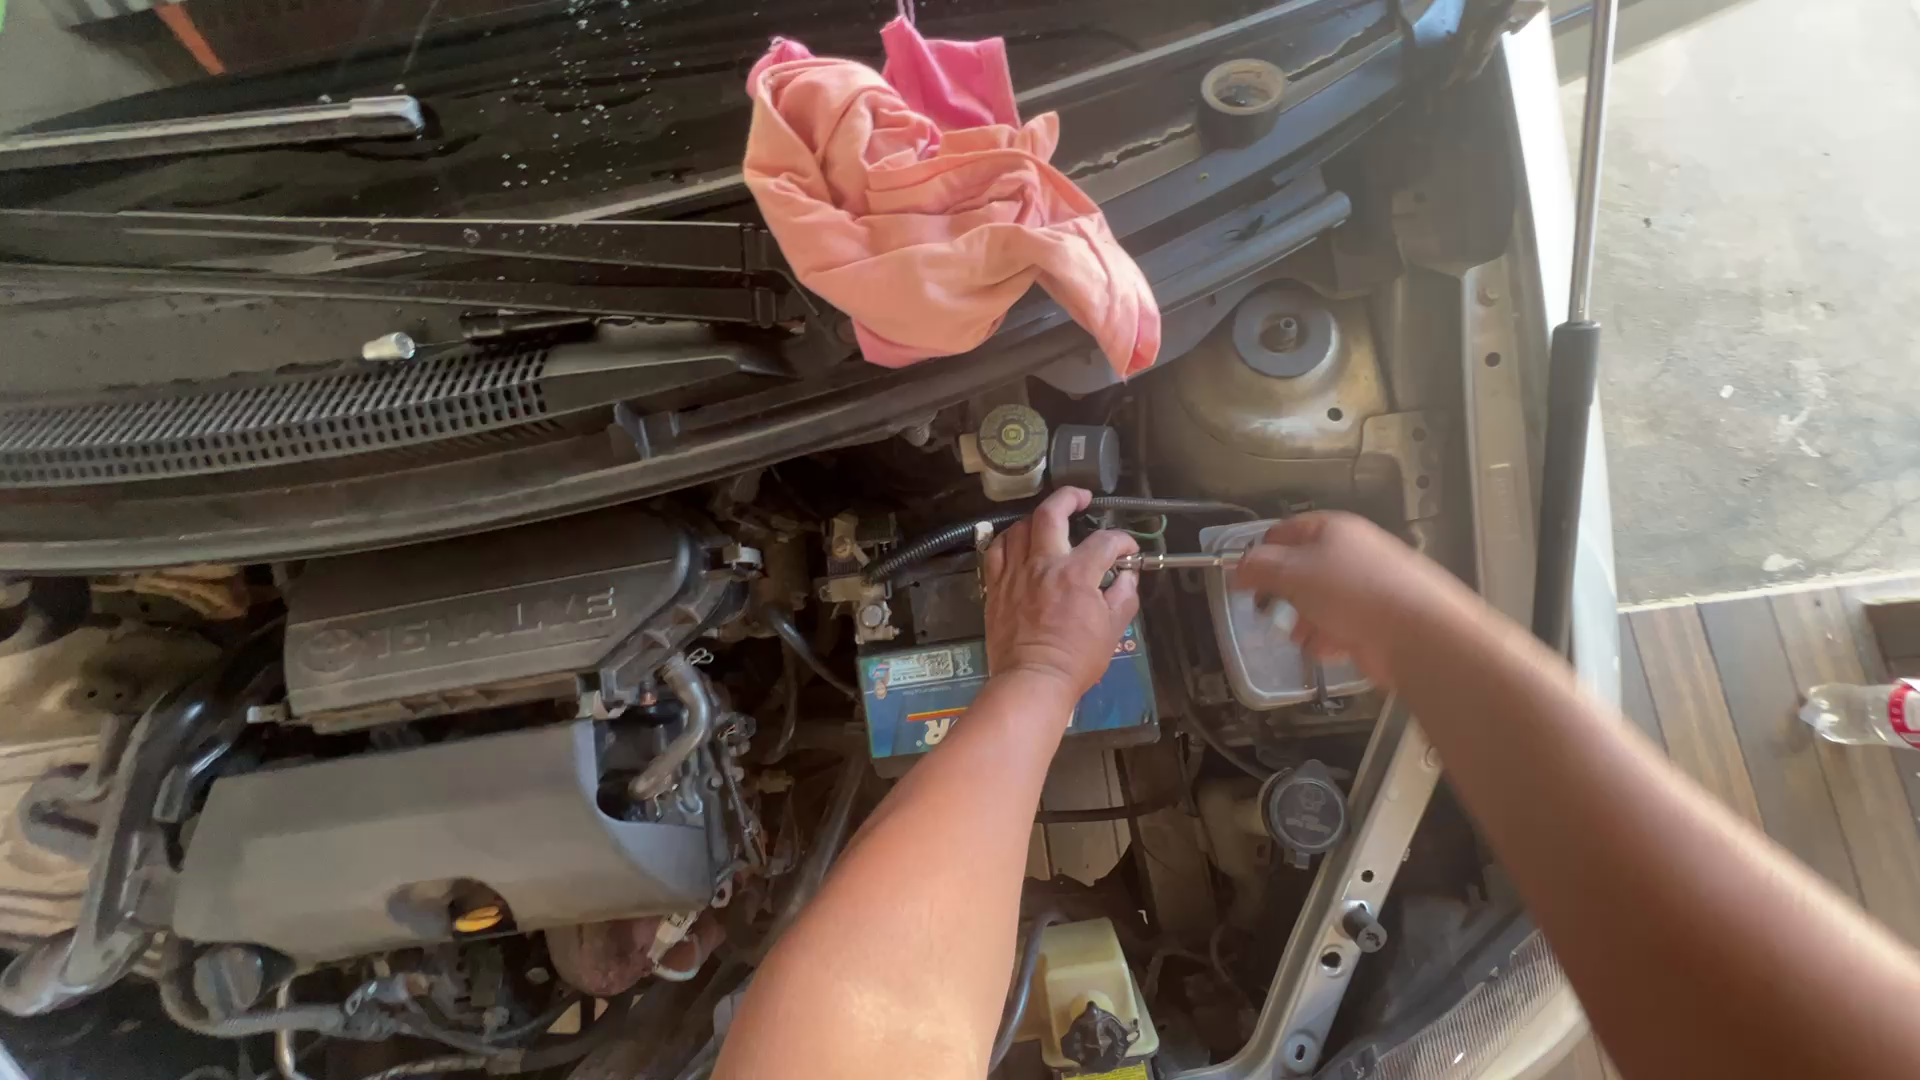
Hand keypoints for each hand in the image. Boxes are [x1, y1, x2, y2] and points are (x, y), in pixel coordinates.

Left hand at [982, 488, 1139, 698]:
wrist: (1033, 679)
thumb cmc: (1077, 659)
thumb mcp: (1113, 629)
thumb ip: (1124, 595)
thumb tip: (1127, 576)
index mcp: (1077, 573)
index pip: (1105, 541)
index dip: (1122, 541)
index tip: (1128, 550)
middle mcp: (1043, 564)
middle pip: (1051, 513)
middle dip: (1069, 497)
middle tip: (1082, 498)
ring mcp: (1015, 573)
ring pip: (1020, 527)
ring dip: (1037, 519)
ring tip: (1049, 523)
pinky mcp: (995, 586)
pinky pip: (995, 550)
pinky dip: (1007, 540)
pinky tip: (1016, 542)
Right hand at [1232, 511, 1482, 684]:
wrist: (1418, 634)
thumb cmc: (1349, 592)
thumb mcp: (1292, 572)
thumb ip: (1258, 567)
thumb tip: (1237, 567)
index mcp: (1333, 530)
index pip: (1285, 531)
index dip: (1261, 551)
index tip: (1243, 576)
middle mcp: (1351, 553)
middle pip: (1301, 569)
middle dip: (1283, 592)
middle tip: (1267, 607)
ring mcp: (1367, 588)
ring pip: (1318, 601)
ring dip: (1303, 620)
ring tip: (1301, 635)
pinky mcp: (1377, 620)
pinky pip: (1339, 625)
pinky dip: (1328, 637)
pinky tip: (1327, 647)